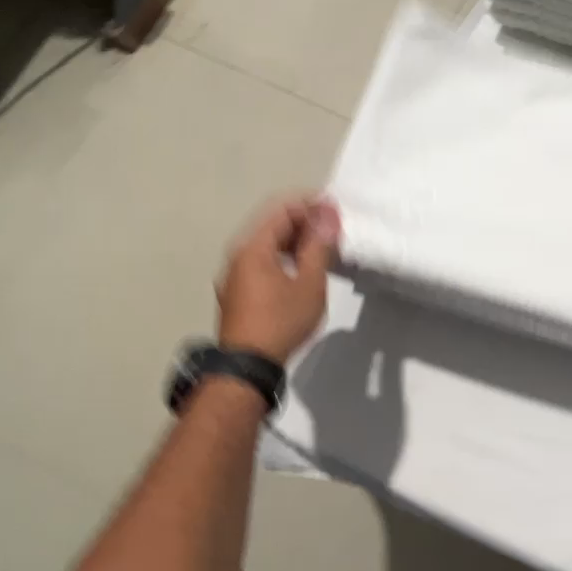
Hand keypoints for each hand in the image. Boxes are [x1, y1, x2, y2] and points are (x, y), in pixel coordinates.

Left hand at [216, 196, 339, 361]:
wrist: (248, 365)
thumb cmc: (281, 321)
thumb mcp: (309, 283)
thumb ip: (318, 246)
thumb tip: (327, 215)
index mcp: (253, 247)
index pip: (282, 209)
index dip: (311, 205)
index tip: (337, 212)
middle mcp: (238, 255)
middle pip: (272, 225)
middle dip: (304, 222)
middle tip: (334, 231)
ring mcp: (234, 276)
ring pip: (267, 245)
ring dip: (295, 242)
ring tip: (323, 250)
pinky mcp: (237, 293)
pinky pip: (262, 263)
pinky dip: (284, 258)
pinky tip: (302, 271)